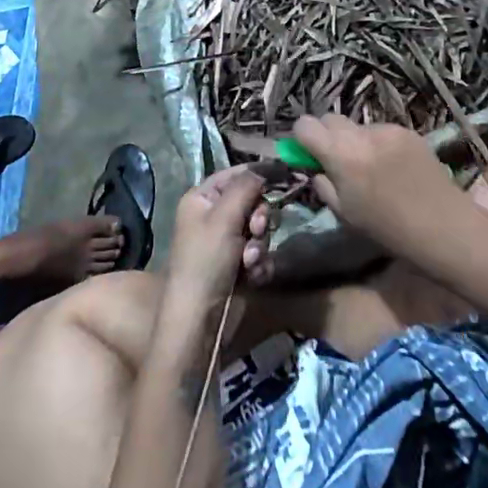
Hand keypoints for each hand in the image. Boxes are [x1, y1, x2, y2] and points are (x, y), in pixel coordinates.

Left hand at [164, 165, 270, 307]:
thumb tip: (263, 169)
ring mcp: (226, 241)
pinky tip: (253, 276)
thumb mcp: (223, 218)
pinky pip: (260, 252)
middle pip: (251, 201)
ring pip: (259, 228)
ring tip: (249, 262)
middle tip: (254, 230)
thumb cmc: (206, 261)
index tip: (285, 174)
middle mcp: (213, 216)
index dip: (258, 174)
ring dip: (259, 245)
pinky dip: (259, 263)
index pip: (234, 175)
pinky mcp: (238, 264)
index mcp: (201, 198)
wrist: (201, 319)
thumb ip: (245, 188)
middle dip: (258, 218)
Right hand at [291, 114, 466, 255]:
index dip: (302, 138)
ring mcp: (387, 129)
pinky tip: (394, 168)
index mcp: (341, 155)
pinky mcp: (407, 130)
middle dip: (328, 135)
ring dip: (356, 141)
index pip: (305, 125)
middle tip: (337, 161)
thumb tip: (316, 168)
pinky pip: (381, 131)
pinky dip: (379, 145)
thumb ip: (323, 184)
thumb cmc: (388, 229)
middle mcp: (361, 134)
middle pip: (330, 118)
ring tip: (373, 169)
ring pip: (358, 126)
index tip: (309, 154)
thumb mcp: (343, 213)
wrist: (444, 227)